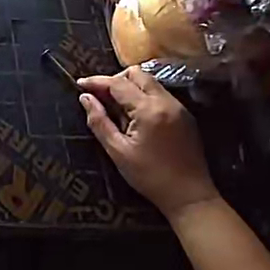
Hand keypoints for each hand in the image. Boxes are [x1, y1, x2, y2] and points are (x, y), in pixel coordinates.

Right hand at [79, 67, 219, 219]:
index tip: (79, 84)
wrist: (189, 196)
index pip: (118, 83)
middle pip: (138, 74)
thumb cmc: (149, 176)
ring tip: (116, 108)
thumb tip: (85, 98)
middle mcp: (166, 102)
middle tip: (100, 96)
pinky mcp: (185, 115)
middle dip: (115, 80)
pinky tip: (134, 116)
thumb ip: (99, 121)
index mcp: (148, 110)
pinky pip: (160, 94)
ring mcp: (179, 107)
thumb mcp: (118, 151)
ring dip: (130, 87)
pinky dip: (143, 96)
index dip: (97, 82)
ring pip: (150, 82)